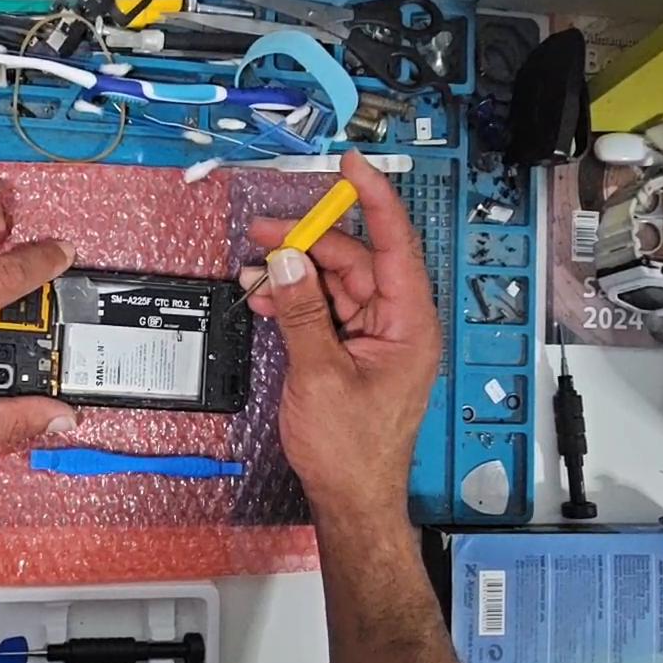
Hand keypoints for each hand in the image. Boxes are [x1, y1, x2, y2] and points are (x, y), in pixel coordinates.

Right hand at [240, 151, 441, 517]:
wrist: (348, 496)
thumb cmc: (350, 449)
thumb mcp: (319, 374)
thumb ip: (302, 312)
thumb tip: (286, 260)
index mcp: (408, 323)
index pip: (395, 244)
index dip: (374, 198)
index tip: (350, 165)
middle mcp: (394, 322)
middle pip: (353, 261)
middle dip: (307, 244)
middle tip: (262, 235)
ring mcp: (371, 336)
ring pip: (331, 285)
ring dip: (292, 276)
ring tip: (253, 273)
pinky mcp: (349, 351)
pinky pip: (322, 311)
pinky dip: (293, 303)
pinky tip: (265, 300)